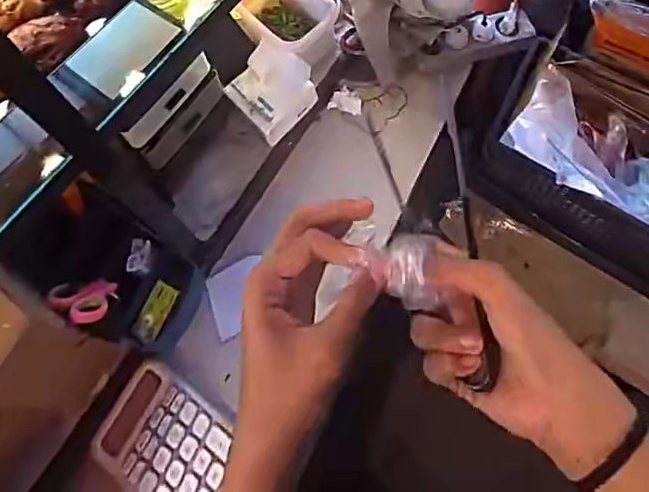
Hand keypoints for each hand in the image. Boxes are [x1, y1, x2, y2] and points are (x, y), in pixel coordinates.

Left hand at [225, 200, 379, 489]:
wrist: (270, 442)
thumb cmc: (290, 396)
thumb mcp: (327, 349)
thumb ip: (354, 303)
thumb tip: (382, 267)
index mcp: (266, 281)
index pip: (308, 243)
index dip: (343, 246)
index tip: (376, 264)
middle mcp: (268, 276)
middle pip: (298, 229)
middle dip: (331, 213)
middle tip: (368, 206)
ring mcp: (279, 290)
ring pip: (304, 244)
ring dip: (332, 227)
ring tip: (365, 216)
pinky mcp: (292, 304)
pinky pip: (312, 266)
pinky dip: (333, 252)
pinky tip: (353, 247)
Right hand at [410, 249, 635, 480]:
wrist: (552, 399)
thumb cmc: (530, 334)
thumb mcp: (499, 288)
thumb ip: (457, 269)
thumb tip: (418, 264)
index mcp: (473, 280)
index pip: (435, 258)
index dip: (416, 258)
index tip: (398, 264)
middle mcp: (460, 306)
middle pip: (419, 294)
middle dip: (429, 303)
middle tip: (452, 312)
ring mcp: (455, 341)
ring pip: (421, 329)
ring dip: (444, 338)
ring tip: (474, 349)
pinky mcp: (453, 375)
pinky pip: (428, 363)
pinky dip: (447, 365)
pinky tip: (470, 371)